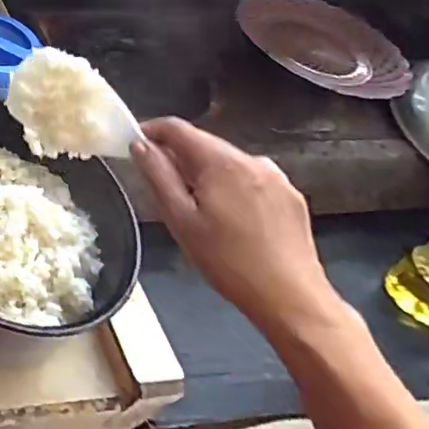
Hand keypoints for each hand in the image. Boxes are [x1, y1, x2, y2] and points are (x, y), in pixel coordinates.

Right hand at [131, 118, 344, 334]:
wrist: (292, 301)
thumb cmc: (229, 263)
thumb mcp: (180, 219)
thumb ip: (157, 175)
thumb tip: (141, 146)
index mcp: (222, 162)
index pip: (178, 128)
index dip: (151, 131)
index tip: (136, 144)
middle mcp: (252, 160)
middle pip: (204, 143)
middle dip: (178, 157)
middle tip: (161, 185)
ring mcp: (275, 178)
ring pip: (226, 162)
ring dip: (205, 174)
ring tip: (197, 209)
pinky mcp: (289, 196)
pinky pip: (249, 179)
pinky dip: (231, 187)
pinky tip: (230, 220)